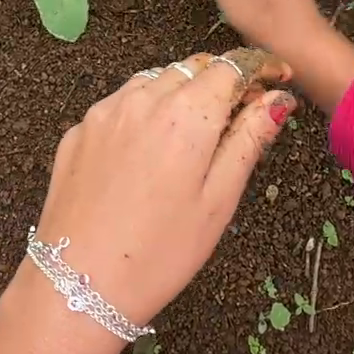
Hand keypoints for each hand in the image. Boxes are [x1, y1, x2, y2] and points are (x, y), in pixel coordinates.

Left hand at [0, 52, 295, 353]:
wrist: (75, 288)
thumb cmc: (160, 252)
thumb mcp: (219, 200)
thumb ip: (250, 139)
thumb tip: (278, 99)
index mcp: (187, 113)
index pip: (233, 65)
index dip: (260, 67)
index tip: (277, 78)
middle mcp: (145, 98)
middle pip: (194, 67)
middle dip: (223, 78)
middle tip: (240, 111)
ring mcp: (106, 110)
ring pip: (156, 78)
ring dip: (182, 90)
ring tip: (193, 131)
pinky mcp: (79, 129)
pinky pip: (121, 102)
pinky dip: (144, 109)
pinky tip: (147, 148)